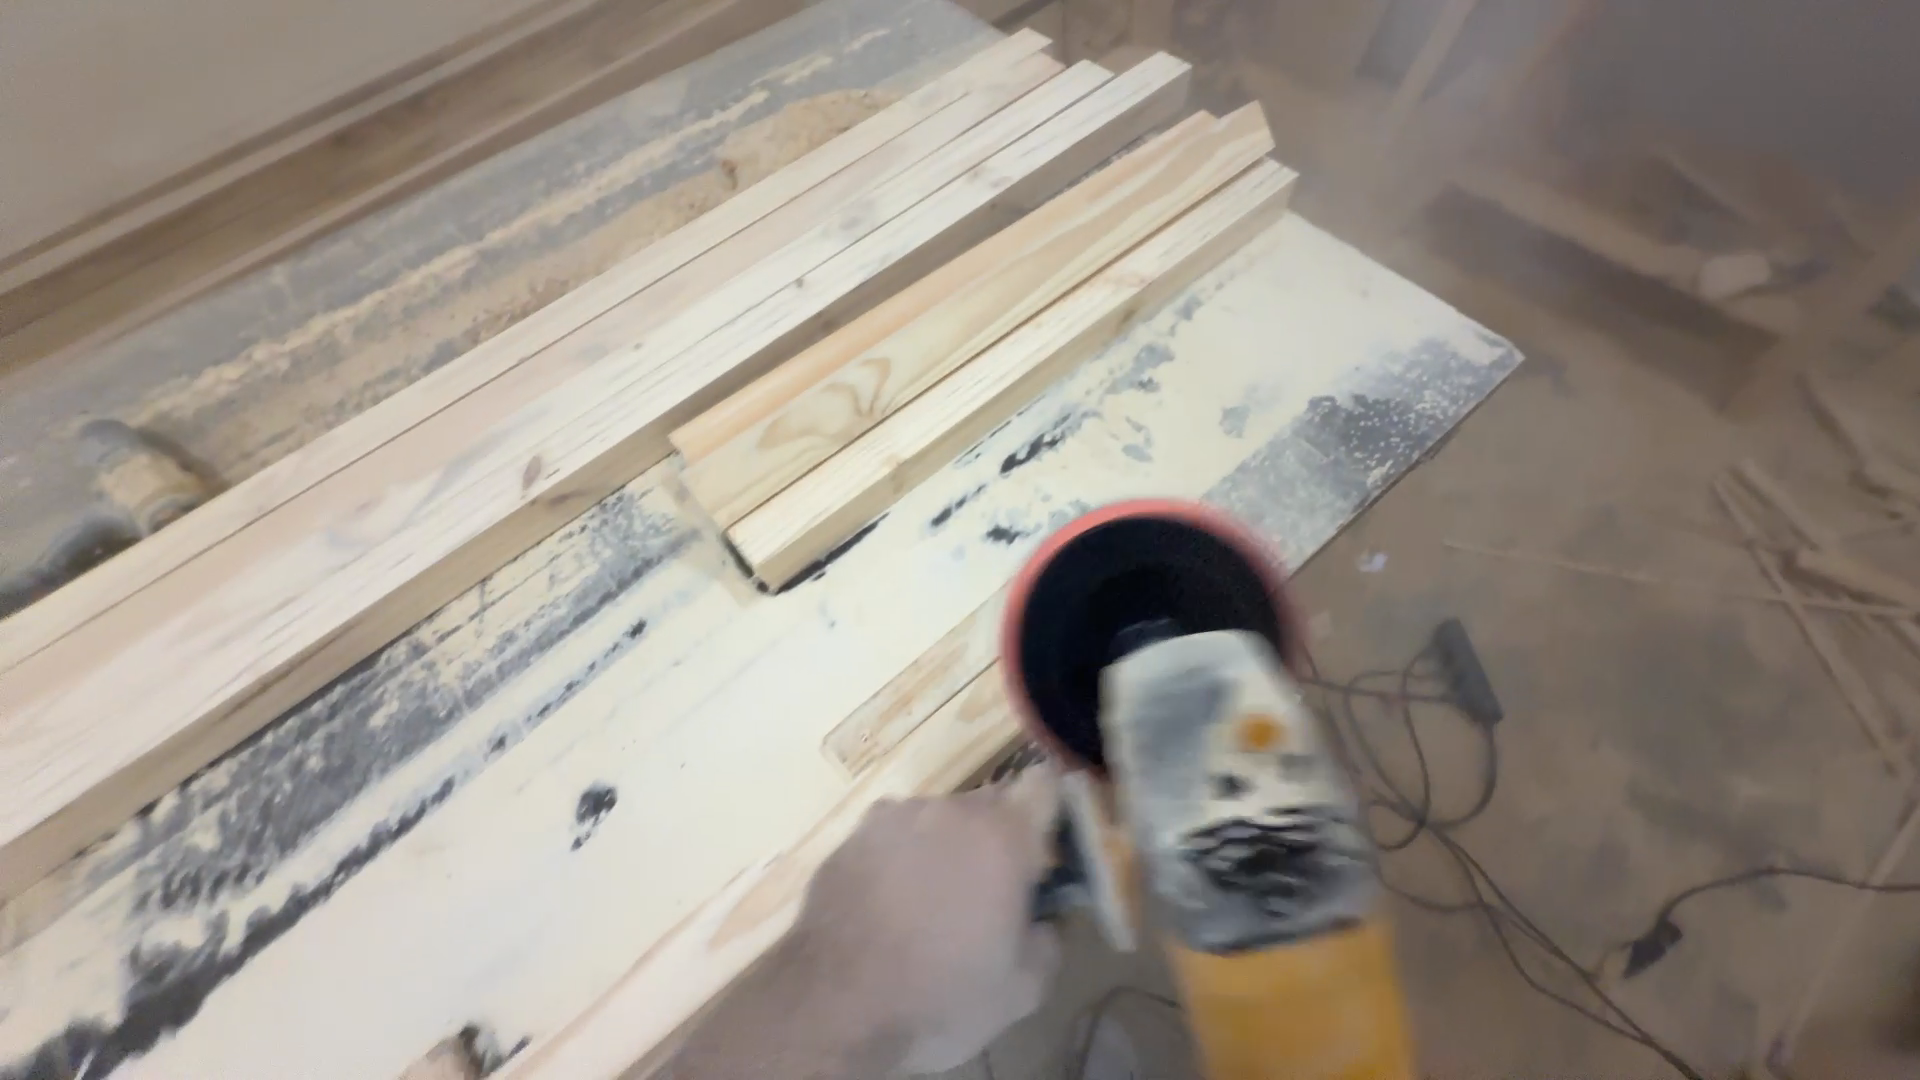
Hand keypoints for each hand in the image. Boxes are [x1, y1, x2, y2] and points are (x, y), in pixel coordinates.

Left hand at [792, 762, 1063, 1073]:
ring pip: (938, 819)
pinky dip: (900, 857)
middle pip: (989, 804)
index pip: (1042, 785)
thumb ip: (1048, 939)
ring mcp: (895, 815)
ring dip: (944, 847)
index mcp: (1002, 835)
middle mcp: (950, 809)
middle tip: (986, 893)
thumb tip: (1041, 918)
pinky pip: (894, 835)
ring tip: (928, 904)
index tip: (1042, 845)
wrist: (832, 1004)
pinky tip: (887, 903)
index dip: (1048, 810)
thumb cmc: (939, 996)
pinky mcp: (854, 832)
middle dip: (996, 839)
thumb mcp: (1021, 990)